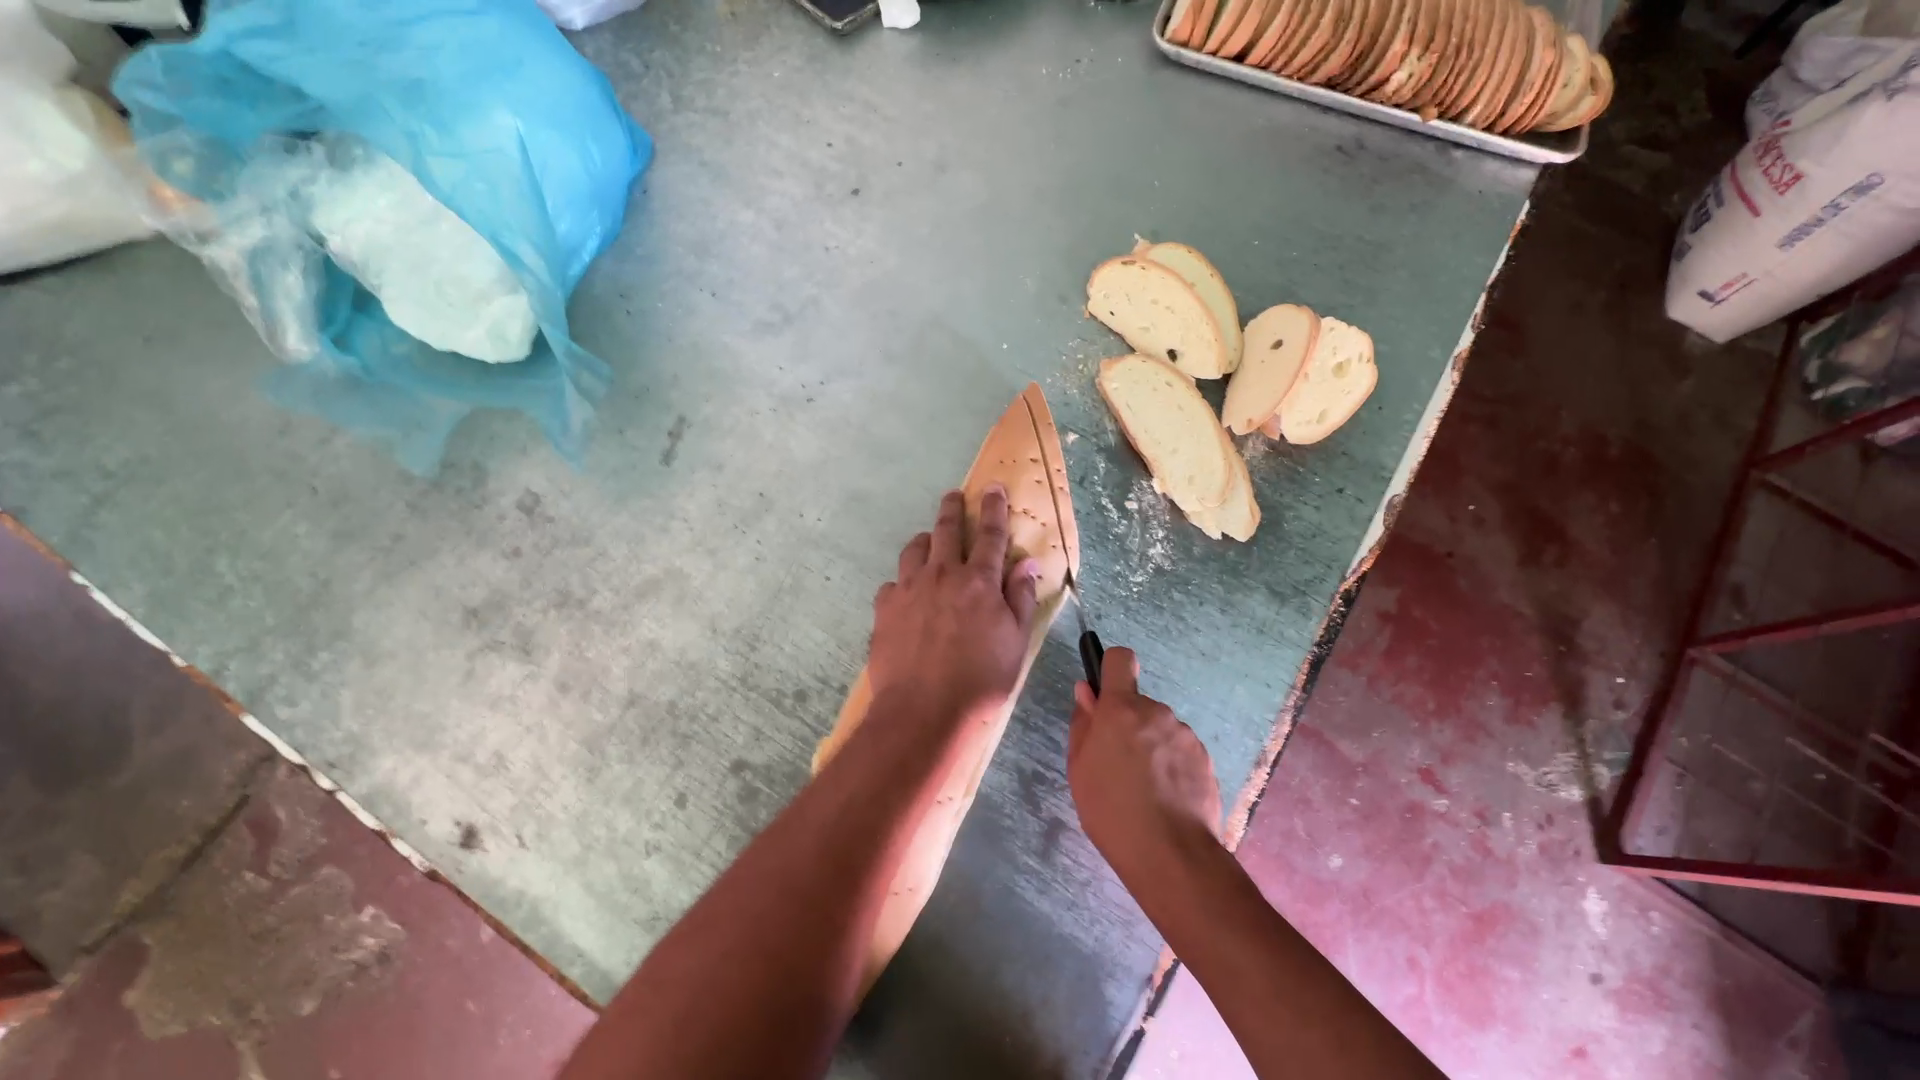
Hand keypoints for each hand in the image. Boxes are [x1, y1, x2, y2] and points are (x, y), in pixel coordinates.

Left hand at [868, 487, 1040, 726]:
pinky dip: (903, 583)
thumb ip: (1020, 599)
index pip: (991, 535)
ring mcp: (909, 590)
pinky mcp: (884, 610)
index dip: (994, 509)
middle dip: (953, 509)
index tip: (992, 488)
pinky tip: (907, 596)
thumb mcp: (1015, 642)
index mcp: (980, 582)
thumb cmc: (981, 681)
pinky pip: (893, 584)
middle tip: (954, 496)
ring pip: (915, 550)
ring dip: (926, 542)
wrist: (924, 711)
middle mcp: (942, 576)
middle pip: (947, 530)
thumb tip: (1025, 564)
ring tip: (930, 543)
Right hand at [1067, 648, 1222, 879]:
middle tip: (1117, 767)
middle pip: (1139, 706)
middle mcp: (1157, 713)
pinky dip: (1171, 768)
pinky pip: (1180, 753)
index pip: (1120, 660)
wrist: (1169, 852)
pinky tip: (1165, 800)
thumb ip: (1083, 725)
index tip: (1104, 697)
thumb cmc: (1110, 810)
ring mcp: (1185, 736)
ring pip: (1160, 732)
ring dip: (1151, 749)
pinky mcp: (1205, 759)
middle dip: (1128, 727)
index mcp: (1121, 710)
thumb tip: (1086, 693)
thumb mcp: (1080, 769)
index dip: (1110, 670)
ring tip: (1143, 791)